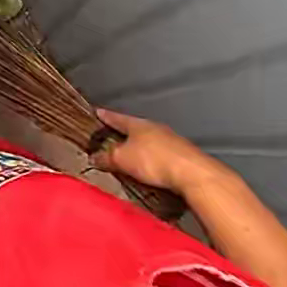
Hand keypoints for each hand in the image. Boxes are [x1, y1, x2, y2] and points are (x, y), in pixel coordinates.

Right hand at [92, 108, 226, 193]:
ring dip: (139, 151)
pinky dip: (154, 162)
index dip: (106, 117)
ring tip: (131, 163)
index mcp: (138, 124)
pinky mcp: (182, 156)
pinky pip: (162, 156)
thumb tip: (95, 157)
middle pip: (134, 130)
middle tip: (112, 143)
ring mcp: (171, 141)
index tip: (99, 113)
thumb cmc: (157, 161)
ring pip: (149, 143)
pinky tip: (151, 173)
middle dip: (123, 136)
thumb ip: (106, 157)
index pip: (117, 118)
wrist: (192, 174)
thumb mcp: (121, 159)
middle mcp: (155, 129)